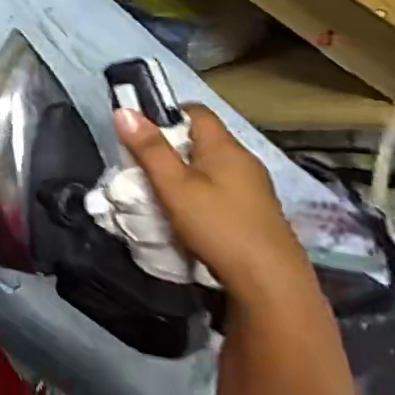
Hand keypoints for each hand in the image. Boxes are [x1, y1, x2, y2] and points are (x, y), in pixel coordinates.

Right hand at [113, 105, 310, 299]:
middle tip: (142, 164)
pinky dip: (199, 192)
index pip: (196, 112)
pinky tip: (186, 213)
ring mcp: (253, 188)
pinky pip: (220, 188)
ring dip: (184, 172)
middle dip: (170, 147)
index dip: (166, 114)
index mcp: (226, 148)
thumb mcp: (174, 186)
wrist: (270, 284)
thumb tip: (124, 110)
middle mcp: (244, 161)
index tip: (140, 133)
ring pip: (210, 166)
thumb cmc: (218, 226)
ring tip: (159, 190)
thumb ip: (149, 149)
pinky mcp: (254, 212)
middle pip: (202, 140)